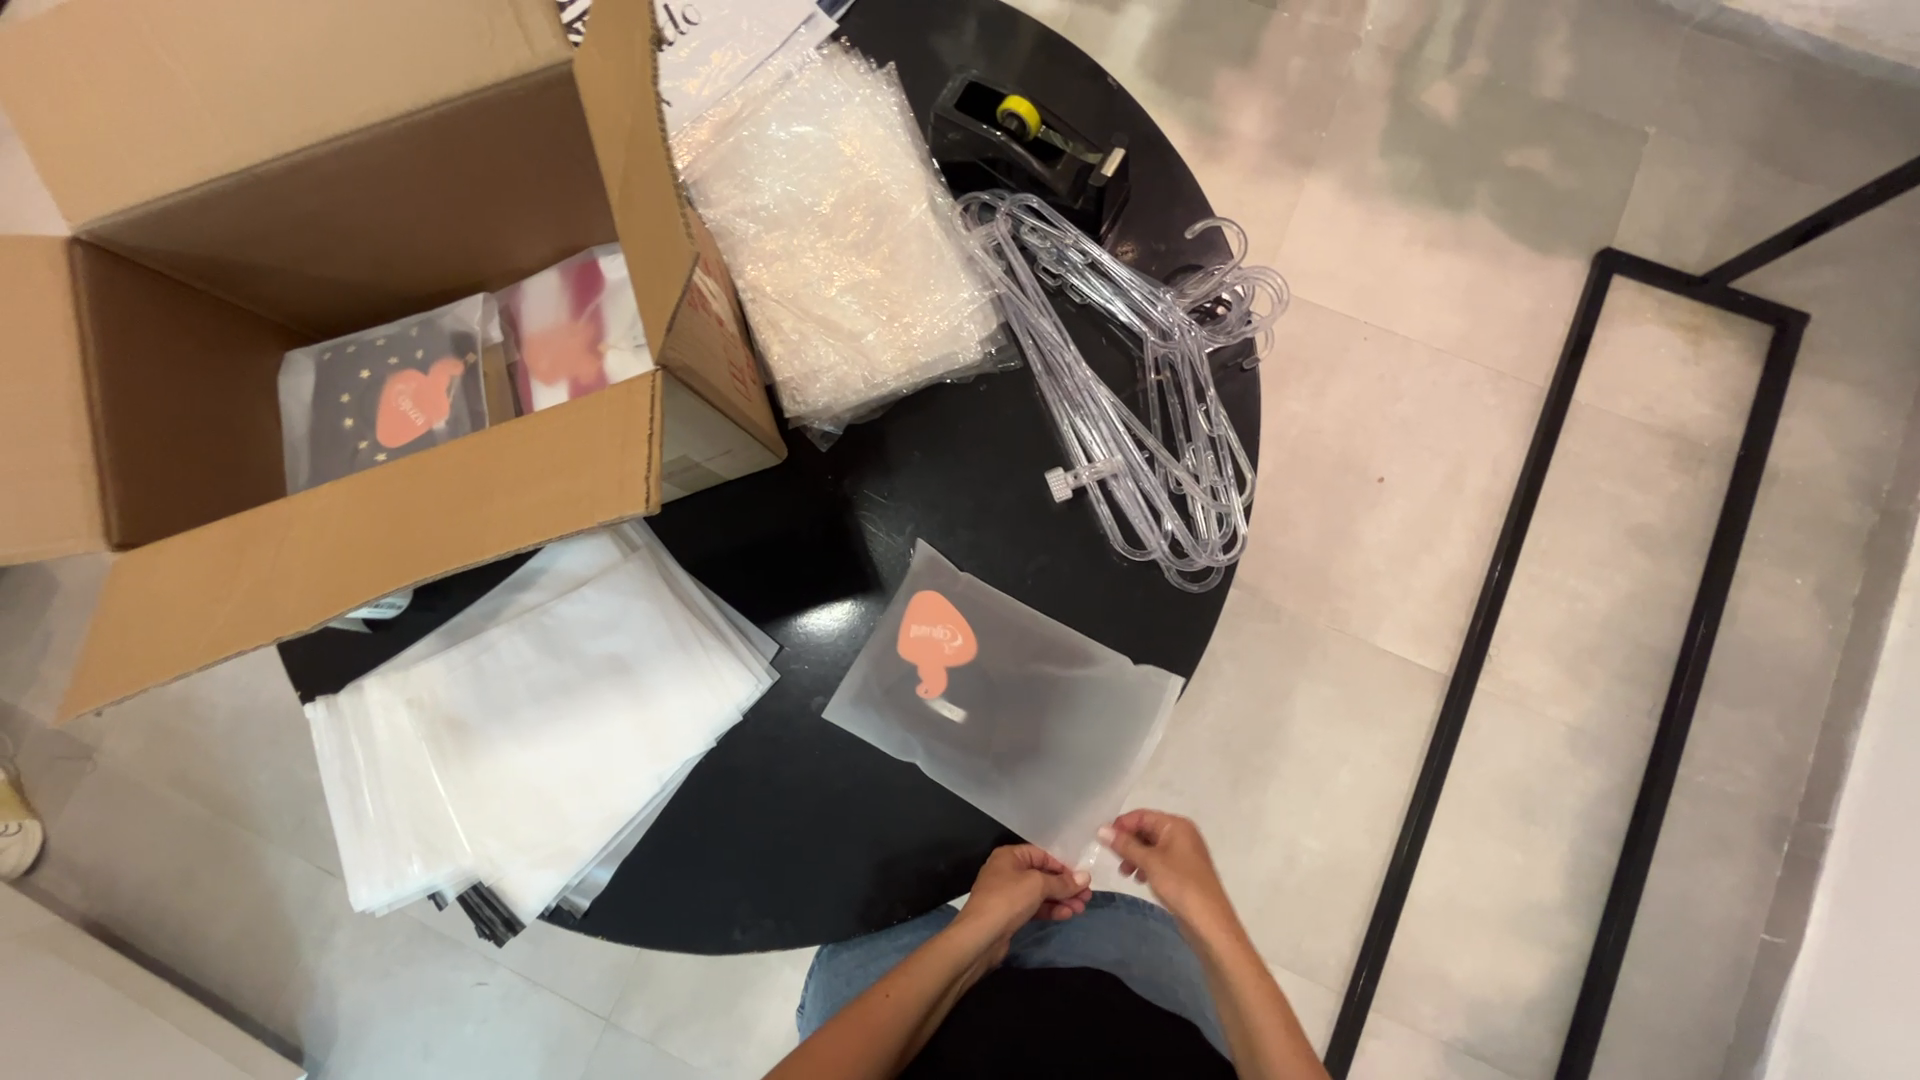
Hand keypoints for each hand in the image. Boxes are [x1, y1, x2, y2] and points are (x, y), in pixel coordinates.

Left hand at [952, 844, 1091, 945]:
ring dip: (1061, 899)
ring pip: (1040, 893)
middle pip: (1042, 875)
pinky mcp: (1010, 914)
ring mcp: (1008, 894)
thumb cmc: (1008, 899)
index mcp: (1009, 856)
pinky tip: (1067, 915)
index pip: (1041, 855)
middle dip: (1065, 886)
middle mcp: (1007, 871)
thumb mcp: (1038, 885)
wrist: (980, 936)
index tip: (1082, 878)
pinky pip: (1034, 907)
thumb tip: (1086, 877)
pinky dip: (1050, 910)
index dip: (1062, 866)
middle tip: (1086, 897)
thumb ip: (1062, 882)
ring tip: (1081, 908)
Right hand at [1099, 810, 1233, 931]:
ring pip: (1151, 846)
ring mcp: (1184, 852)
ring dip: (1135, 856)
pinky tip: (1139, 879)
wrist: (1210, 922)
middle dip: (1128, 843)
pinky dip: (1146, 866)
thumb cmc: (1180, 885)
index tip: (1103, 841)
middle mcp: (1181, 833)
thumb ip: (1125, 845)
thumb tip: (1101, 829)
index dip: (1121, 826)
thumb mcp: (1149, 862)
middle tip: (1114, 860)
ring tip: (1125, 873)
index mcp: (1176, 825)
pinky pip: (1159, 860)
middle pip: (1146, 830)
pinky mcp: (1183, 870)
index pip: (1141, 816)